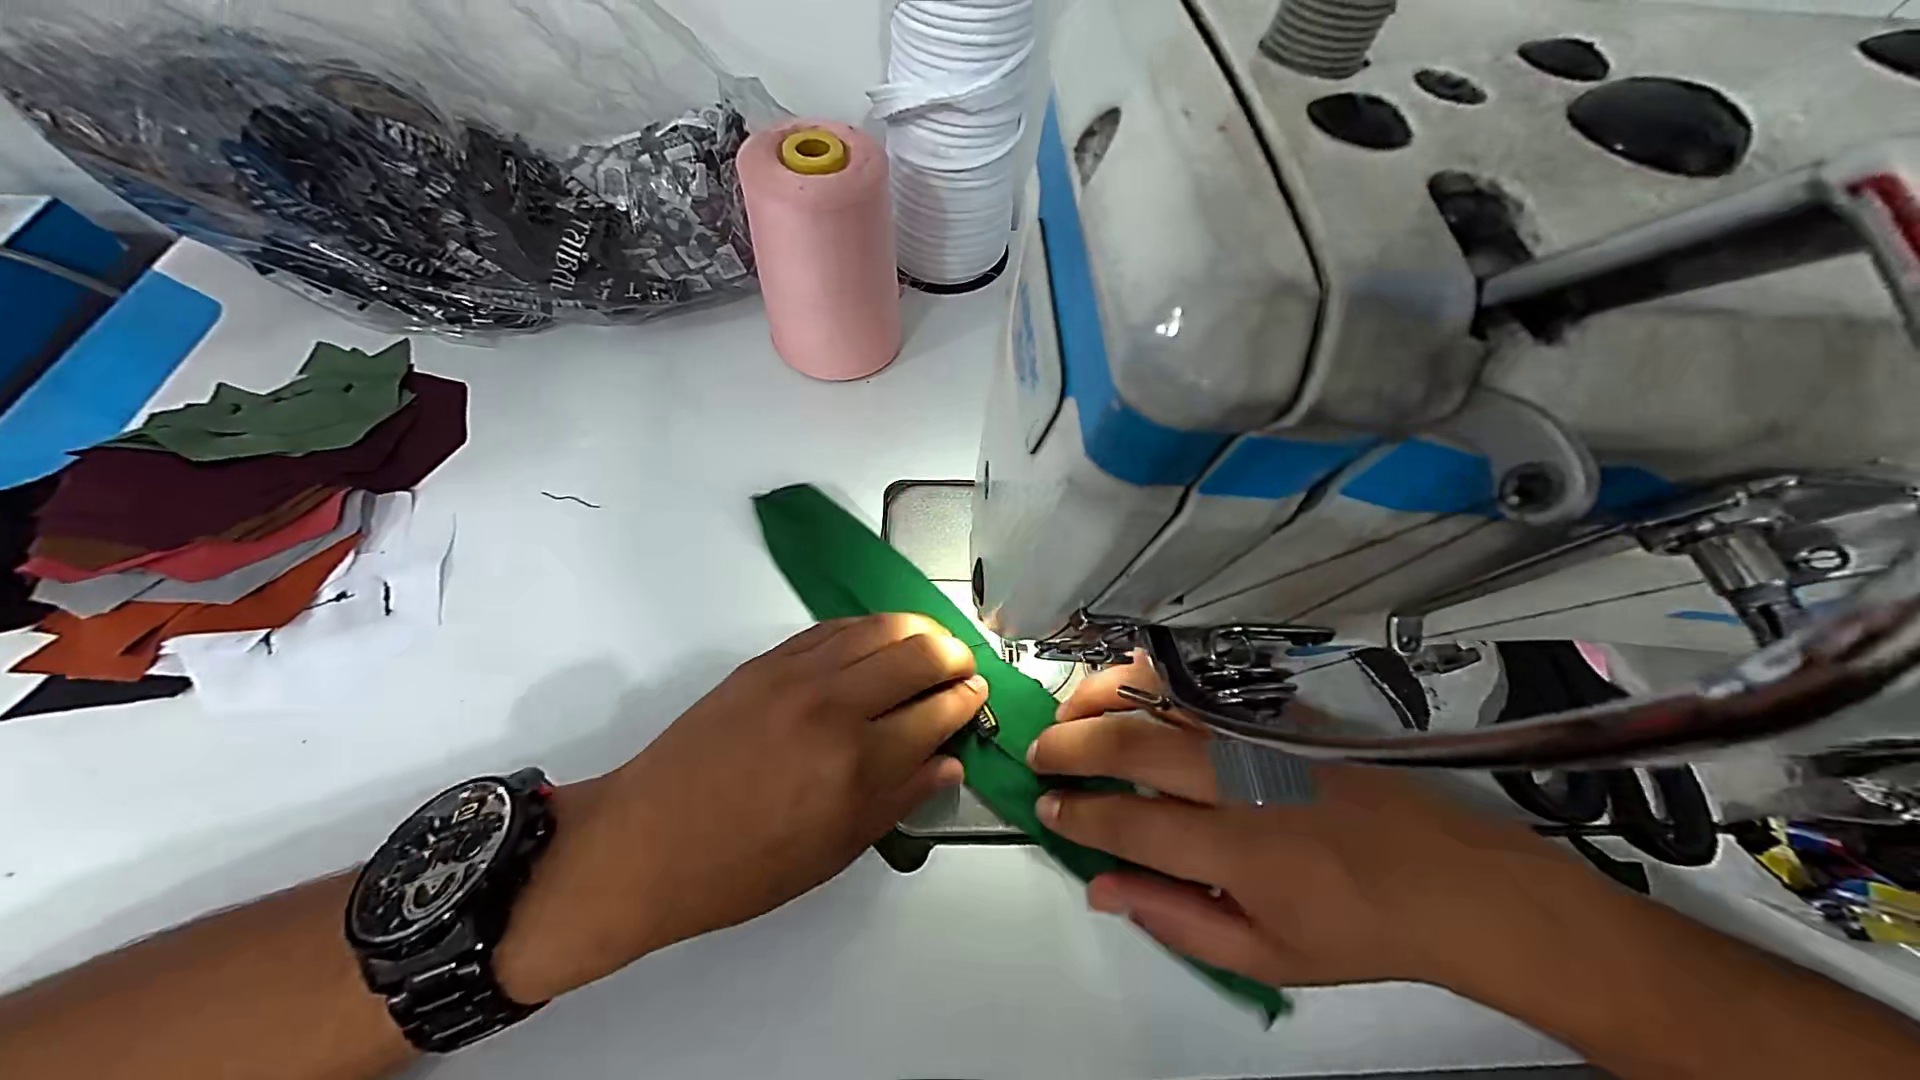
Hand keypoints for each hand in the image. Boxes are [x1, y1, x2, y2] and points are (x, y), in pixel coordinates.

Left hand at [496, 614, 982, 1000]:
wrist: (645, 842)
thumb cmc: (743, 866)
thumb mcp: (834, 849)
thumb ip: (900, 798)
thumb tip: (948, 761)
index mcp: (856, 763)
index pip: (937, 711)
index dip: (967, 700)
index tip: (977, 697)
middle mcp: (834, 705)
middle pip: (920, 653)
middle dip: (955, 656)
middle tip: (963, 669)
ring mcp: (797, 674)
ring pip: (880, 627)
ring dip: (919, 629)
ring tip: (933, 643)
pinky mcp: (767, 661)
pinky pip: (834, 628)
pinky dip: (870, 627)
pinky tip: (880, 638)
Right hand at [1029, 655, 1591, 990]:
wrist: (1449, 878)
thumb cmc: (1354, 928)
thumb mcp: (1263, 954)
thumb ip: (1173, 917)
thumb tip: (1100, 886)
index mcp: (1237, 850)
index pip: (1130, 821)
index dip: (1077, 813)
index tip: (1046, 808)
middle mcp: (1240, 780)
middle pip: (1132, 743)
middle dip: (1070, 746)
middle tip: (1038, 755)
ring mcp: (1258, 735)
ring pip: (1160, 695)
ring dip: (1100, 699)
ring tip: (1068, 715)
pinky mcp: (1276, 712)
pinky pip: (1197, 683)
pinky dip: (1146, 680)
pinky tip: (1123, 691)